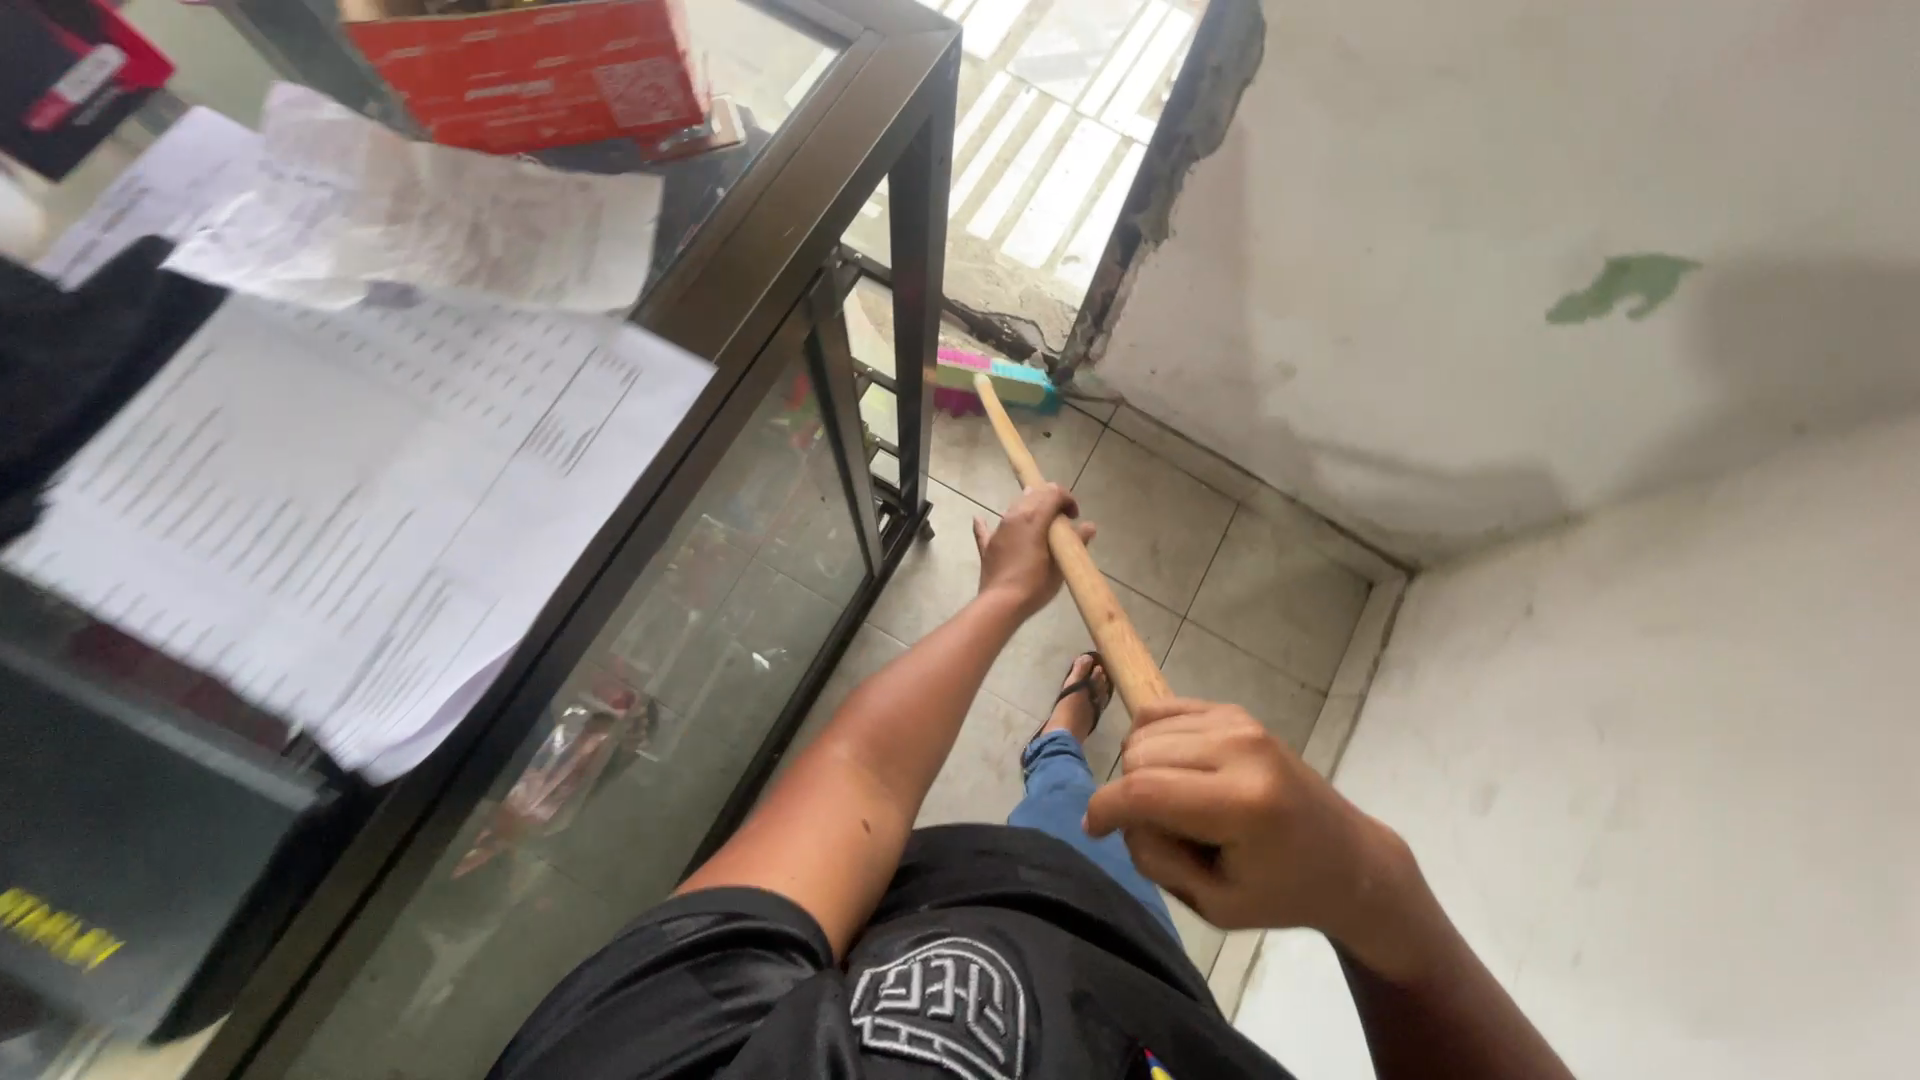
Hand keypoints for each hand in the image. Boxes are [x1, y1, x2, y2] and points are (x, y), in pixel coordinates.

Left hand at [972, 483, 1094, 620]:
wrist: (1002, 604)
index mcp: (1034, 517)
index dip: (1068, 499)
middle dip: (1050, 500)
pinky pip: (984, 529)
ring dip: (1028, 508)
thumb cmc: (1035, 584)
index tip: (1075, 516)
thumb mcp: (1061, 565)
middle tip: (1061, 518)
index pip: (1054, 493)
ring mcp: (998, 529)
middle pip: (1034, 495)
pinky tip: (980, 518)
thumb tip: (1089, 527)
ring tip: (1039, 522)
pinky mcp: (987, 545)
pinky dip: (985, 523)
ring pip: (1014, 507)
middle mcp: (1014, 516)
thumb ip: (1075, 541)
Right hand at [1085, 699, 1443, 983]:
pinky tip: (1177, 770)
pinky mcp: (1234, 711)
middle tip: (1165, 832)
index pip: (1144, 791)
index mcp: (1243, 803)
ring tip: (1177, 803)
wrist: (1349, 859)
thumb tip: (1120, 812)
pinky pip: (1159, 712)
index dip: (1103, 809)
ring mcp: (1238, 722)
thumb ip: (1156, 857)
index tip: (1093, 830)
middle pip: (1137, 757)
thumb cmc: (1282, 892)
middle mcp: (1240, 748)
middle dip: (1131, 797)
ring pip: (1143, 733)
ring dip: (1142, 770)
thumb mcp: (1216, 905)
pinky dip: (1152, 740)